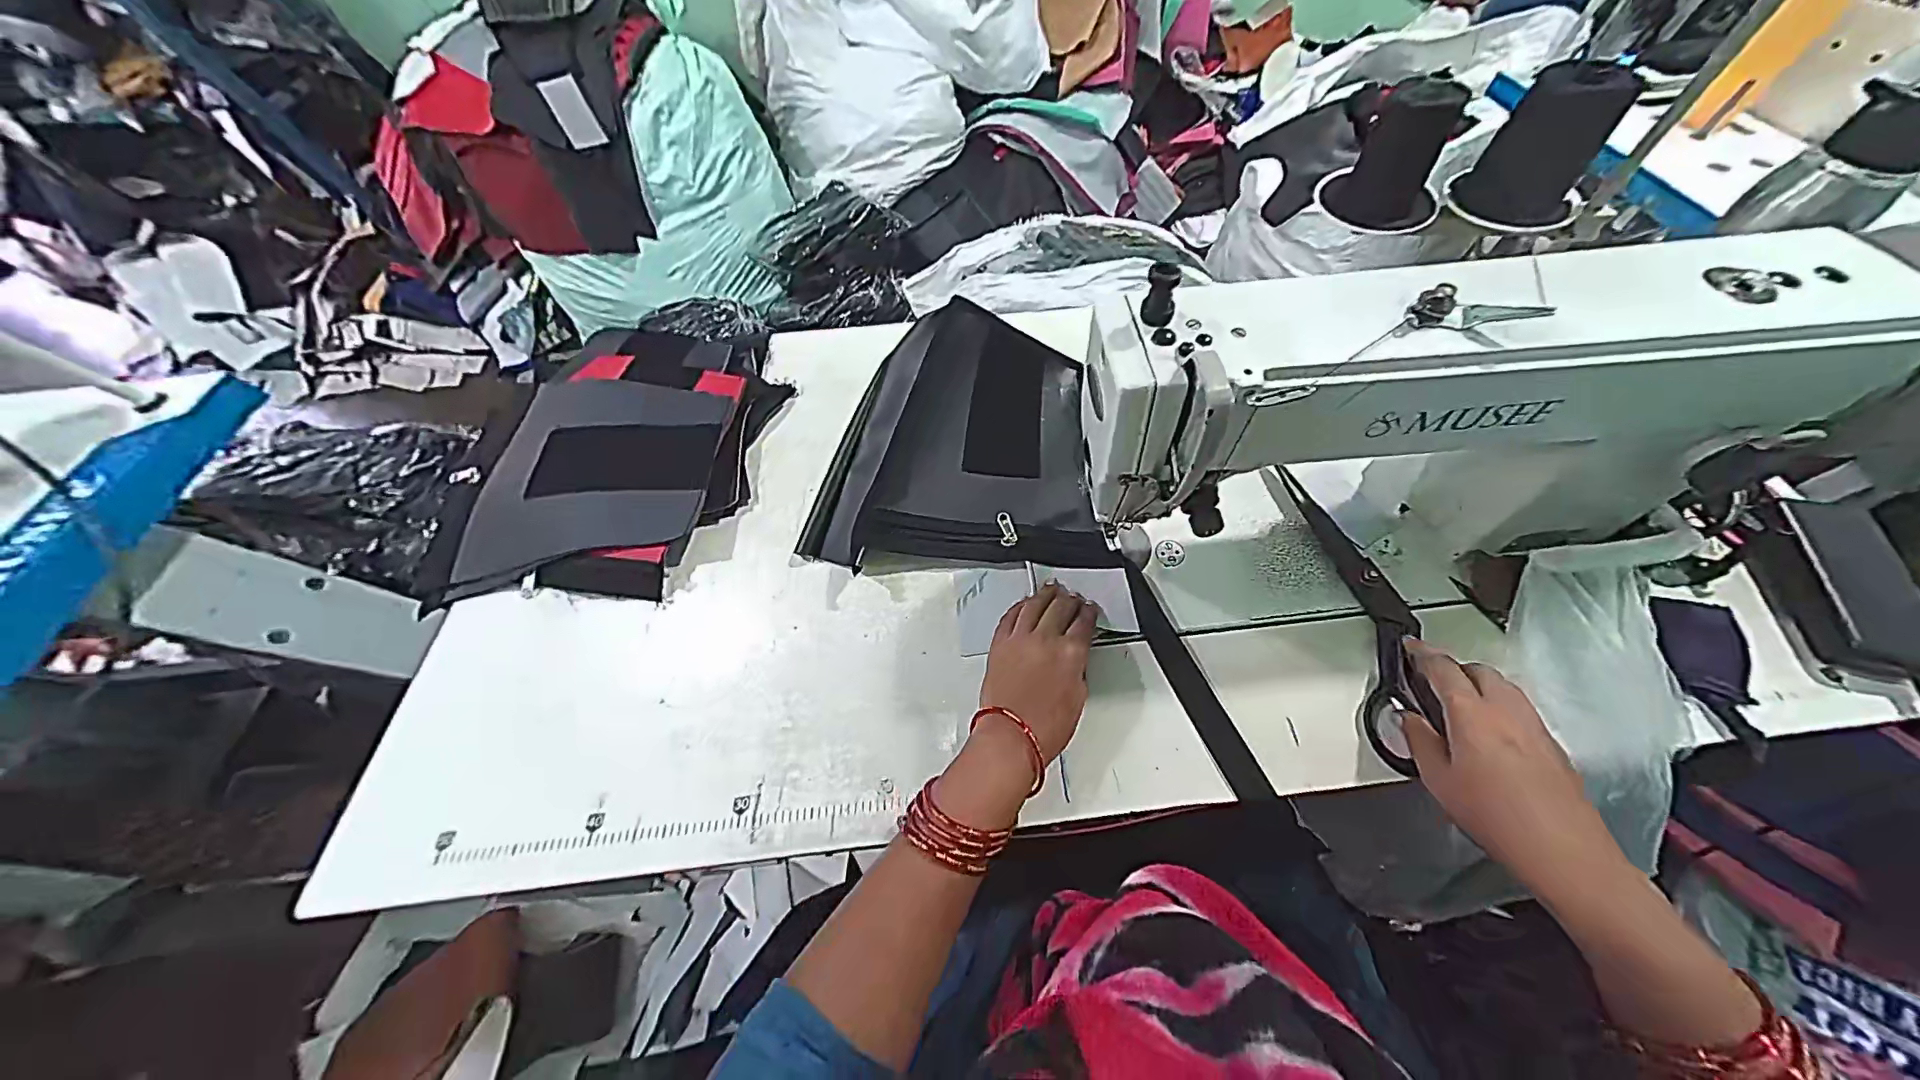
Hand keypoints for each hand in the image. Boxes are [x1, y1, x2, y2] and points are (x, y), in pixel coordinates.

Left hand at [979, 584, 1098, 761]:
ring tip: (1050, 589)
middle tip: (1073, 596)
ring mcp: (1020, 640)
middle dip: (1070, 599)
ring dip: (1045, 595)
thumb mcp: (1077, 698)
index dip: (1089, 613)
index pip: (1084, 622)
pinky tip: (1023, 604)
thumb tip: (1074, 661)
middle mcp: (1045, 640)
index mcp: (1071, 653)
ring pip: (1034, 605)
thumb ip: (1076, 670)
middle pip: (1060, 607)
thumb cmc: (1043, 727)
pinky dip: (1019, 607)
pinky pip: (1010, 617)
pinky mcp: (999, 645)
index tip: (1089, 610)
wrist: (1012, 736)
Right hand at [1401, 640, 1628, 893]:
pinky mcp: (1552, 744)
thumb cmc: (1499, 818)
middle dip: (1452, 667)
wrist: (1563, 850)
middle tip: (1430, 676)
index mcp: (1472, 715)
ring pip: (1503, 686)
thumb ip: (1419, 740)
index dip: (1423, 654)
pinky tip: (1487, 726)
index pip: (1444, 669)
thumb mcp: (1438, 779)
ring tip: (1457, 699)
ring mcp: (1534, 727)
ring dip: (1477, 683)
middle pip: (1478, 670)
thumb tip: (1410, 720)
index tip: (1411, 648)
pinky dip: (1497, 703)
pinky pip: (1519, 707)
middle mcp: (1507, 712)